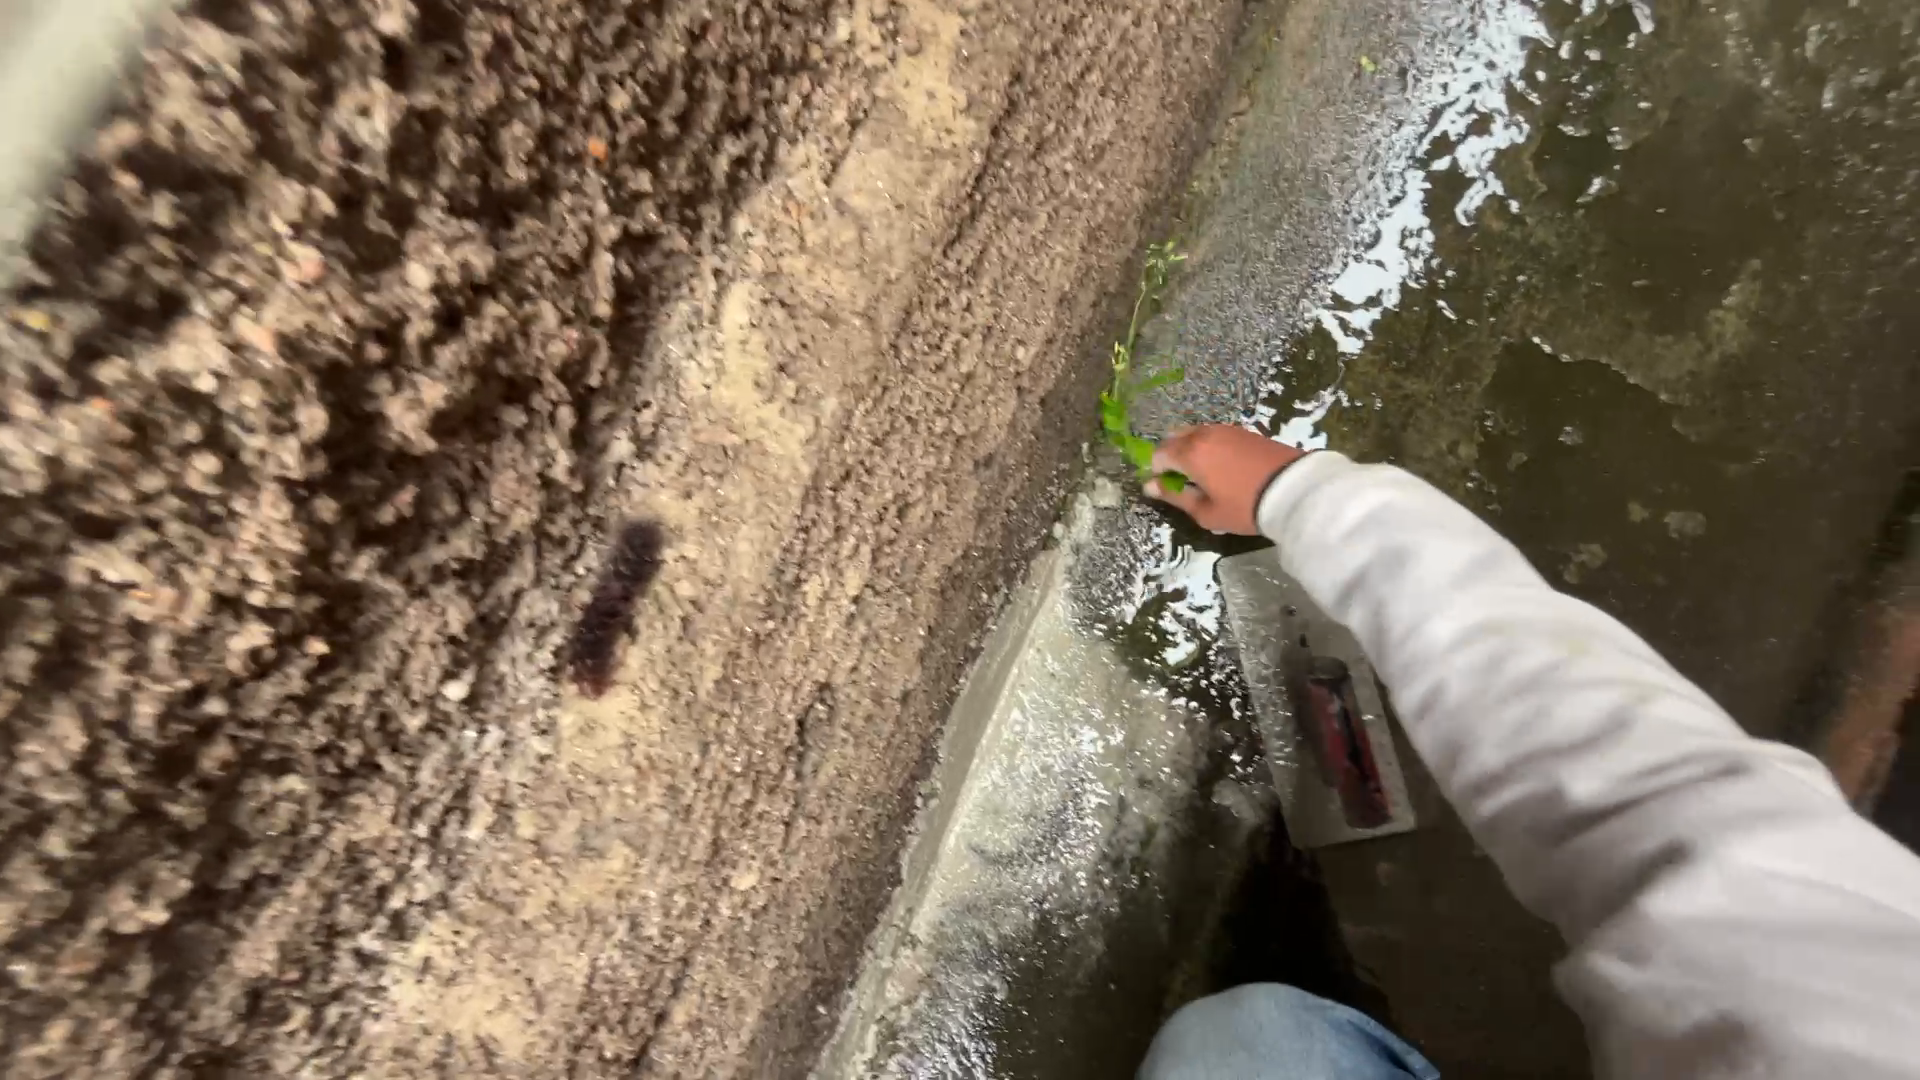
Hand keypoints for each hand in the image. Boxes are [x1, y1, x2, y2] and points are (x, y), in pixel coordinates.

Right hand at [1145, 425, 1306, 534]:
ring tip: (1204, 474)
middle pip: (1174, 439)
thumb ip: (1175, 497)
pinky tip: (1222, 466)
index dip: (1158, 473)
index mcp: (1190, 453)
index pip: (1159, 455)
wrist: (1295, 490)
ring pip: (1195, 434)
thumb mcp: (1206, 512)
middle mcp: (1204, 435)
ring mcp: (1226, 430)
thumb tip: (1150, 486)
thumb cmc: (1244, 506)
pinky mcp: (1244, 431)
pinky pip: (1214, 435)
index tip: (1169, 489)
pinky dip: (1209, 447)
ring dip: (1191, 450)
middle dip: (1172, 457)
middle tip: (1184, 481)